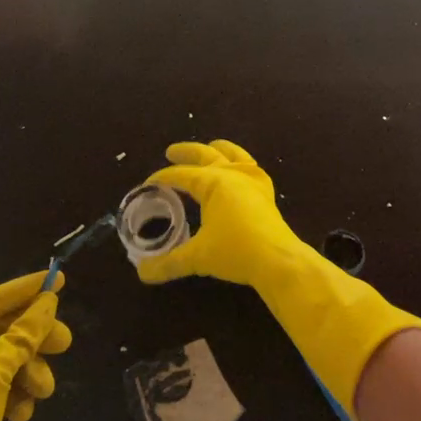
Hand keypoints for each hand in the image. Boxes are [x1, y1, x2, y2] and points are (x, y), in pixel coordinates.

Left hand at [0, 270, 71, 420]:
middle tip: (64, 342)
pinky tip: (22, 413)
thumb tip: (49, 300)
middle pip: (4, 331)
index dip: (25, 289)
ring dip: (29, 373)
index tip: (58, 279)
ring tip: (43, 390)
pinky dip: (17, 396)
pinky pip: (2, 386)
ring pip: (8, 360)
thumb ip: (24, 334)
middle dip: (34, 341)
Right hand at [135, 139, 307, 287]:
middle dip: (186, 153)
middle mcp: (232, 172)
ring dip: (216, 149)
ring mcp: (252, 178)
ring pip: (232, 153)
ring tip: (208, 147)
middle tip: (170, 152)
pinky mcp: (265, 190)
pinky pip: (249, 165)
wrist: (278, 259)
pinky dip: (238, 162)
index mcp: (213, 181)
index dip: (162, 178)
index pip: (180, 175)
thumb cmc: (236, 251)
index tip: (147, 185)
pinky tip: (237, 170)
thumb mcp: (198, 257)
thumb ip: (168, 262)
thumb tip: (141, 272)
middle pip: (205, 155)